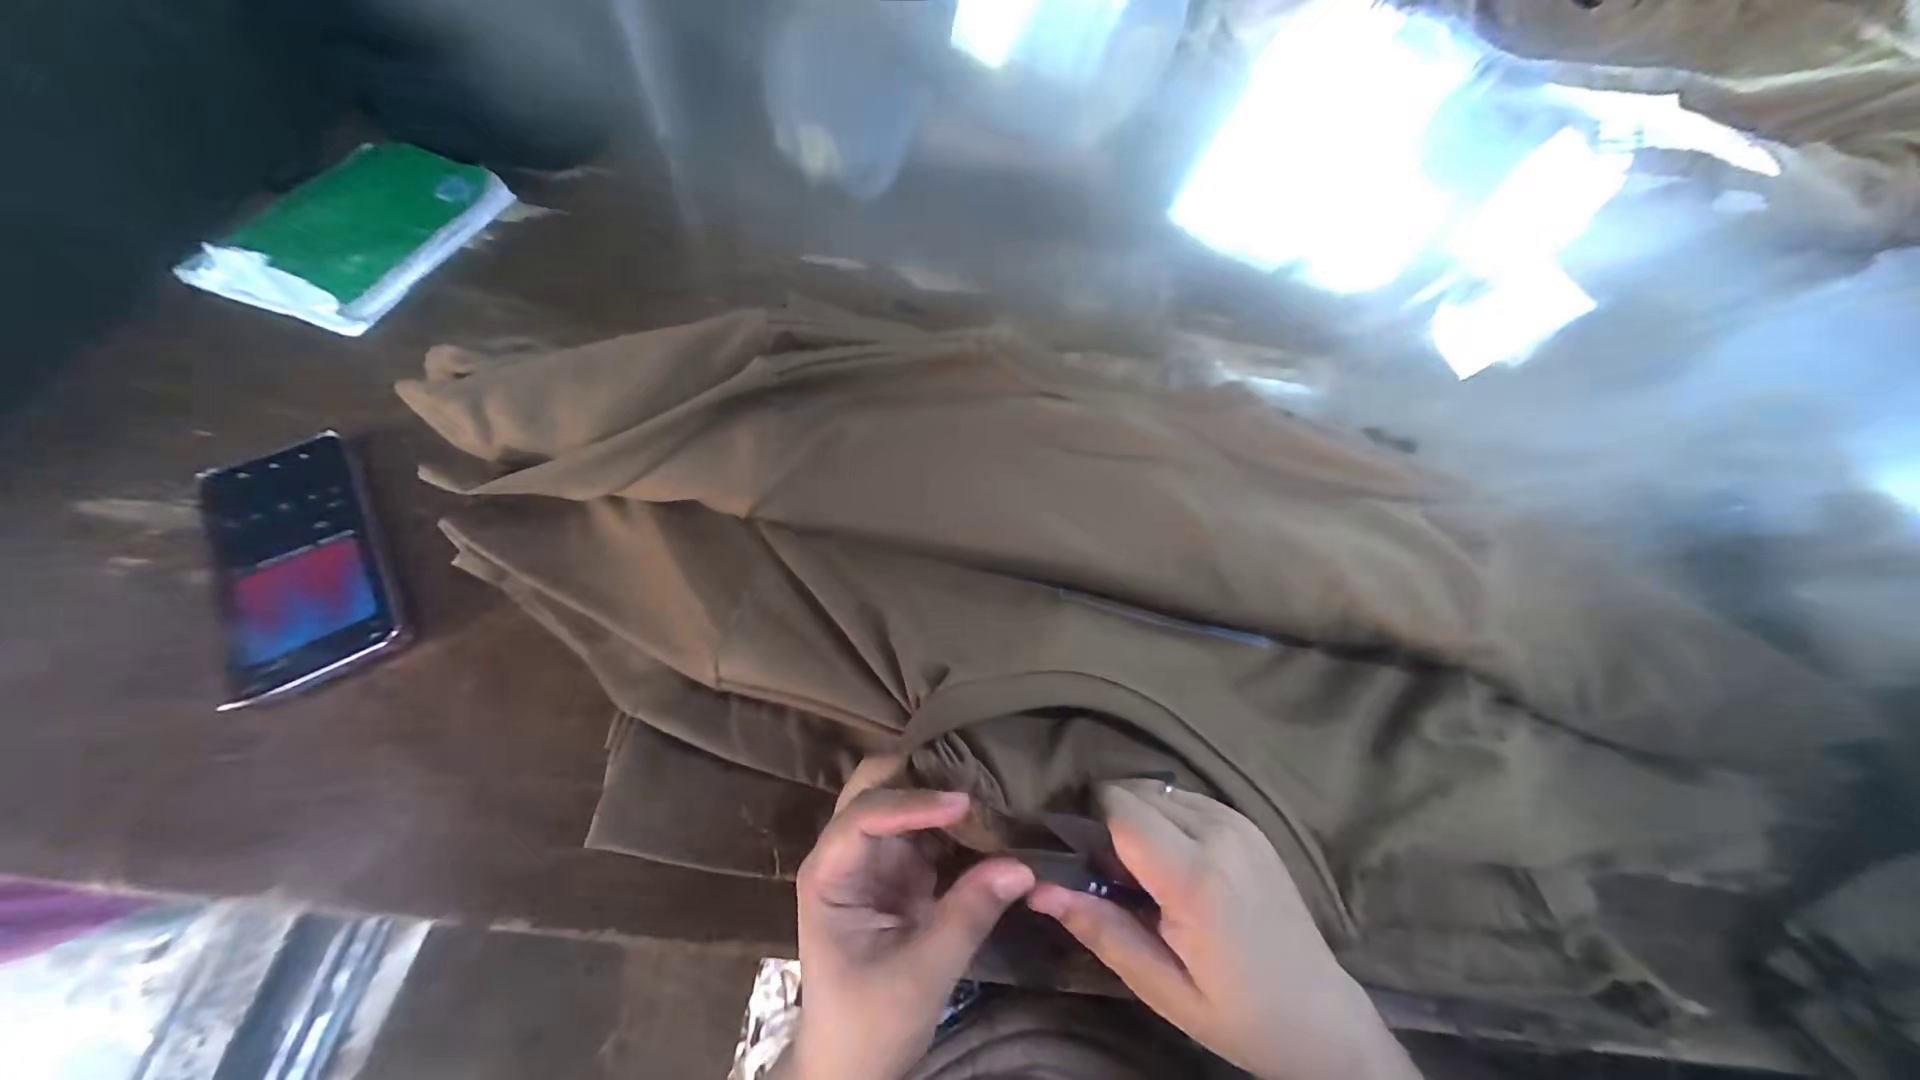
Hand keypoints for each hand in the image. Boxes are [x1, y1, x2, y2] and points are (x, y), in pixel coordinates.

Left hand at [781, 756, 1035, 1079]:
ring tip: (987, 790)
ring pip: (904, 800)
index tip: (962, 804)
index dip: (912, 802)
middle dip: (918, 774)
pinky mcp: (901, 871)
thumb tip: (1022, 866)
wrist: (853, 1066)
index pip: (864, 816)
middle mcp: (848, 854)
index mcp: (829, 874)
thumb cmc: (869, 1024)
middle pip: (873, 787)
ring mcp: (875, 859)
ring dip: (940, 793)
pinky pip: (928, 830)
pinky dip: (955, 822)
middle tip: (970, 775)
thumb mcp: (921, 976)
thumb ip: (967, 916)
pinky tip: (987, 819)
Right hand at [1028, 781, 1418, 1079]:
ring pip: (1156, 789)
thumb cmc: (1239, 1015)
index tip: (1085, 862)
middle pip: (1134, 791)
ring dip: (1138, 818)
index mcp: (1196, 877)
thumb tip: (1036, 889)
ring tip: (1148, 873)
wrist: (1324, 1020)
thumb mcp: (1162, 988)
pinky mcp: (1248, 820)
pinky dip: (1165, 817)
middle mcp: (1219, 832)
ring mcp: (1238, 821)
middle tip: (1117, 879)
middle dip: (1111, 822)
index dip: (1090, 825)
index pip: (1118, 806)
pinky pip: (1184, 797)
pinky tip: (1176, 861)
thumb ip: (1100, 930)